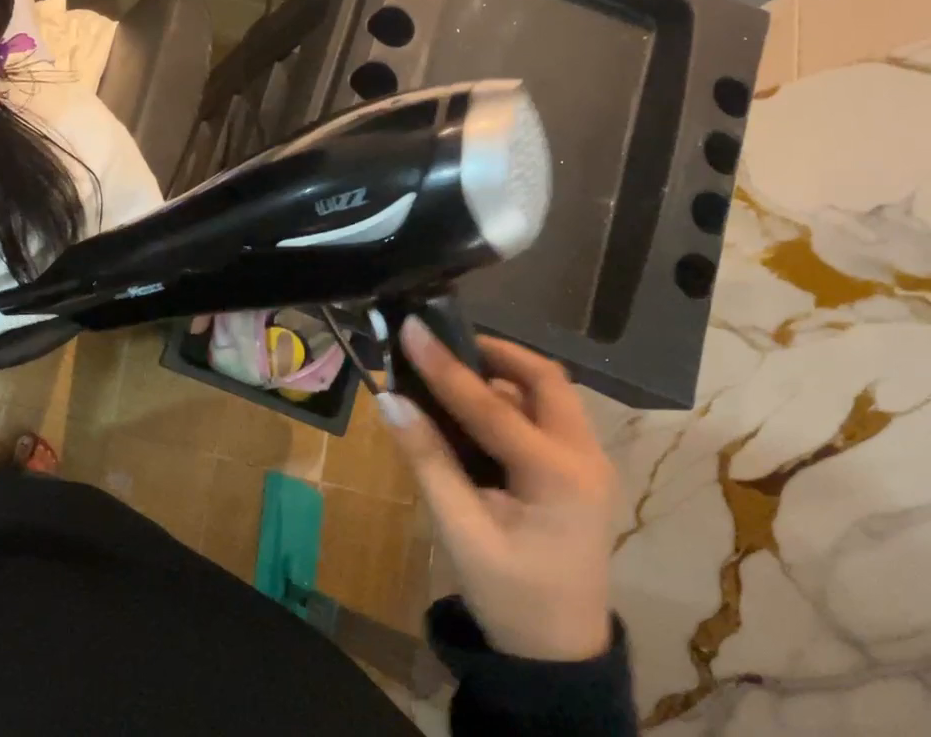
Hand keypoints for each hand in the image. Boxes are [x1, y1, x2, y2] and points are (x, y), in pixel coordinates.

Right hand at [379, 318, 617, 661]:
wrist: (557, 650)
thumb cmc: (507, 591)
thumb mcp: (459, 527)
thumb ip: (427, 459)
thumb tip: (390, 399)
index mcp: (558, 475)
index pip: (492, 404)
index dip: (446, 364)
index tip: (411, 328)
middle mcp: (585, 459)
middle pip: (545, 382)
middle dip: (494, 354)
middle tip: (441, 342)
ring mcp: (588, 467)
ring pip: (549, 397)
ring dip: (501, 376)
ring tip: (446, 371)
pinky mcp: (576, 475)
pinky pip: (546, 420)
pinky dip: (509, 402)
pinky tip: (469, 410)